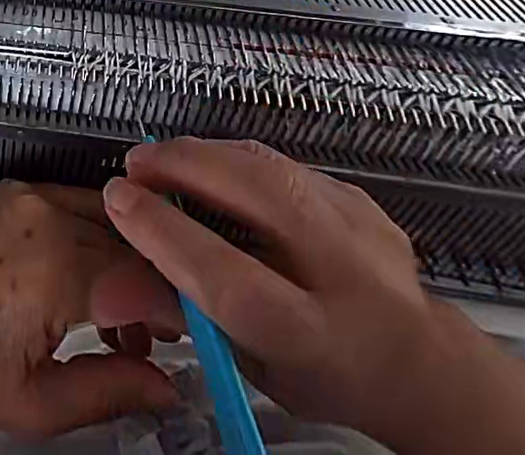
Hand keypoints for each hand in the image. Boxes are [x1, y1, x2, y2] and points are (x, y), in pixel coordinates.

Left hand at [0, 180, 179, 432]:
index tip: (183, 337)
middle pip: (134, 248)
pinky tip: (82, 277)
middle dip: (154, 291)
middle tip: (151, 336)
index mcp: (58, 271)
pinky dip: (95, 237)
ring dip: (126, 263)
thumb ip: (111, 392)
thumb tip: (163, 389)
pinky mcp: (19, 191)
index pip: (149, 284)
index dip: (176, 314)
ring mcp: (33, 198)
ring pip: (111, 222)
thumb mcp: (34, 401)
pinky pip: (78, 205)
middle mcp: (49, 220)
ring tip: (113, 317)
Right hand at [102, 139, 524, 454]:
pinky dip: (234, 158)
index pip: (225, 273)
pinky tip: (209, 167)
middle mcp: (341, 269)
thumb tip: (107, 286)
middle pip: (253, 192)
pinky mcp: (356, 194)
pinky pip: (280, 163)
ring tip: (161, 158)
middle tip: (133, 165)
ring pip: (265, 164)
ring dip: (202, 153)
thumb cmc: (321, 371)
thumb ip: (180, 317)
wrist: (417, 359)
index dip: (163, 230)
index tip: (118, 198)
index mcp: (309, 332)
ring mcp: (356, 221)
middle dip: (181, 165)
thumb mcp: (249, 364)